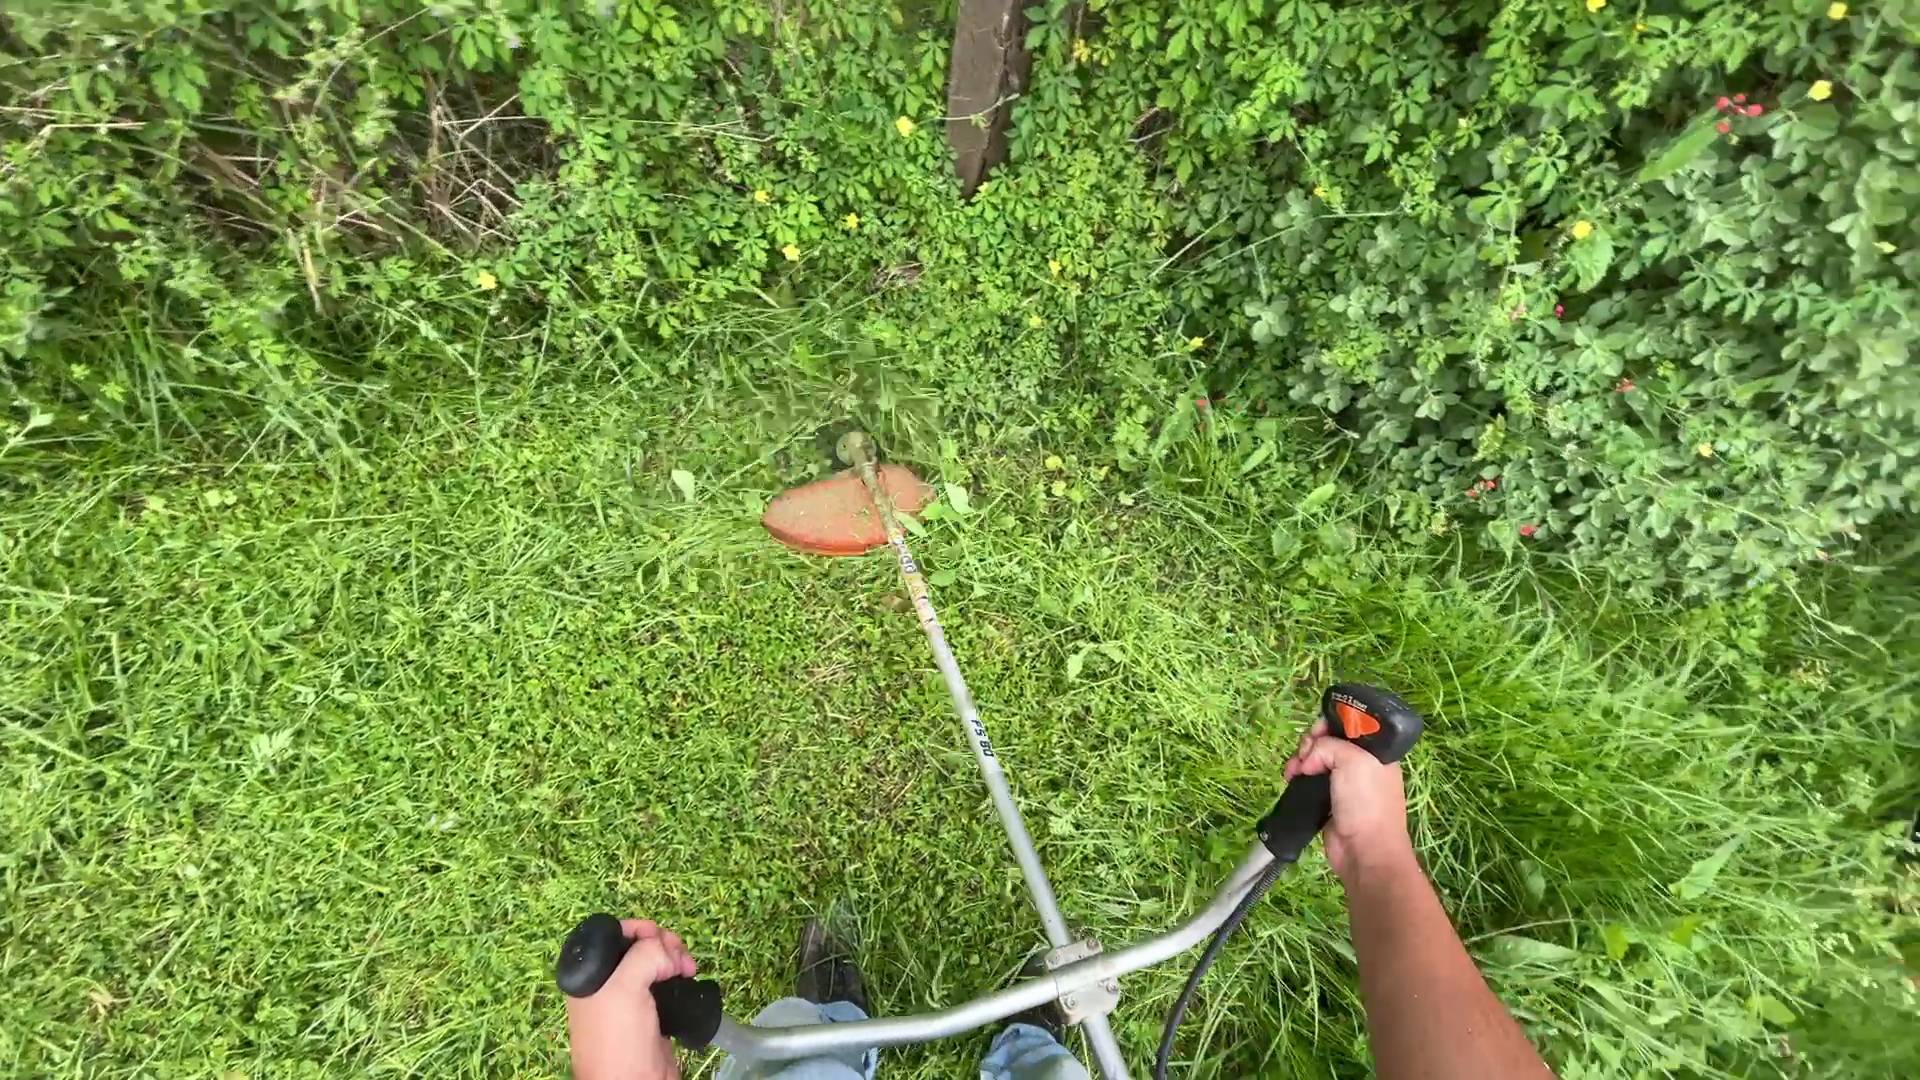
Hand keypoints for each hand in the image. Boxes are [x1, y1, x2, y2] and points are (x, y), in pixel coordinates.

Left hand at [565, 919, 697, 1079]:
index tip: (658, 939)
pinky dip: (679, 972)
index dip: (639, 929)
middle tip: (677, 956)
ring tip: (687, 968)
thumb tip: (667, 953)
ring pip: (655, 960)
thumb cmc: (620, 1037)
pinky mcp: (649, 1010)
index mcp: (589, 976)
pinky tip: (688, 976)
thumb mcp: (625, 987)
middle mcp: (606, 984)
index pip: (613, 934)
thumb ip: (645, 955)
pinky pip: (665, 979)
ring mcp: (628, 998)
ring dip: (675, 956)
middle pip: (639, 945)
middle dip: (663, 943)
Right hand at [1283, 718, 1415, 885]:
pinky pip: (1308, 776)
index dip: (1329, 724)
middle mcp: (1360, 764)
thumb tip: (1308, 760)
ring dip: (1300, 759)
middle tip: (1305, 755)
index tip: (1316, 732)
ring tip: (1294, 771)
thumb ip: (1327, 746)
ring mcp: (1343, 782)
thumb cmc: (1365, 803)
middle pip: (1327, 740)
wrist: (1364, 851)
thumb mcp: (1353, 760)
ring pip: (1314, 757)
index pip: (1349, 725)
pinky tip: (1291, 778)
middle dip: (1310, 742)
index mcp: (1376, 753)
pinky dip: (1297, 774)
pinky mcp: (1327, 797)